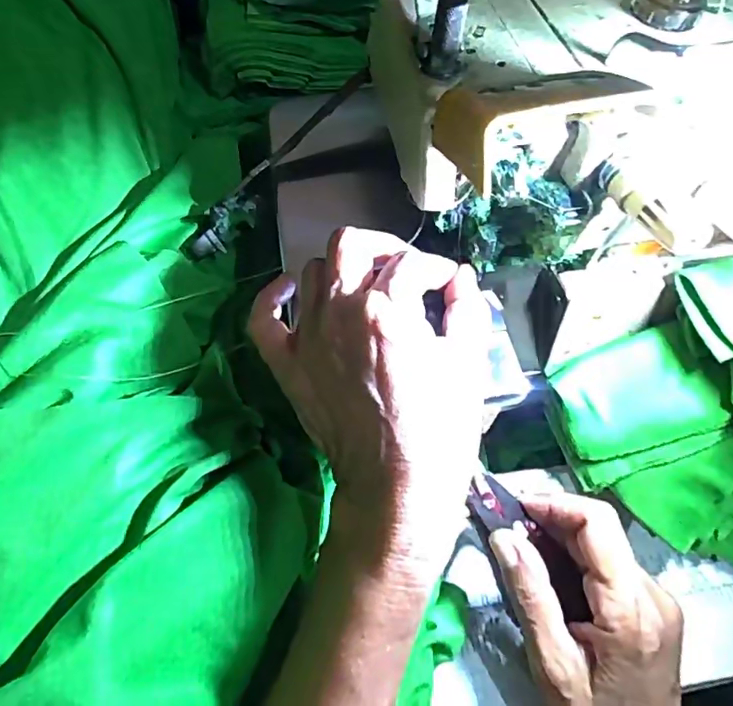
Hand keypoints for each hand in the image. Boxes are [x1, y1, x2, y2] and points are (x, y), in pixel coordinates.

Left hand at [248, 227, 490, 565]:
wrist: (396, 488)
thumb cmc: (440, 431)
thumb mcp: (469, 366)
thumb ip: (466, 311)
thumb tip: (462, 277)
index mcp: (386, 309)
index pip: (410, 263)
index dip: (436, 268)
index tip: (446, 282)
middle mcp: (340, 311)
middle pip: (349, 244)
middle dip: (381, 247)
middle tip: (402, 269)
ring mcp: (307, 336)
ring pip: (311, 271)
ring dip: (339, 270)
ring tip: (362, 287)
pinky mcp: (287, 363)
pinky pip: (263, 317)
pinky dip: (273, 297)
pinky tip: (289, 290)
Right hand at [489, 492, 682, 705]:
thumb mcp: (554, 665)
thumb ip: (531, 596)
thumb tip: (503, 535)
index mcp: (633, 610)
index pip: (597, 523)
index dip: (554, 503)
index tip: (514, 508)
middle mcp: (655, 597)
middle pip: (600, 529)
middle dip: (551, 520)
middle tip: (509, 529)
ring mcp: (659, 602)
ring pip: (603, 543)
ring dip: (560, 538)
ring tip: (523, 550)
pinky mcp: (656, 609)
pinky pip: (610, 563)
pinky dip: (576, 557)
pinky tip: (551, 573)